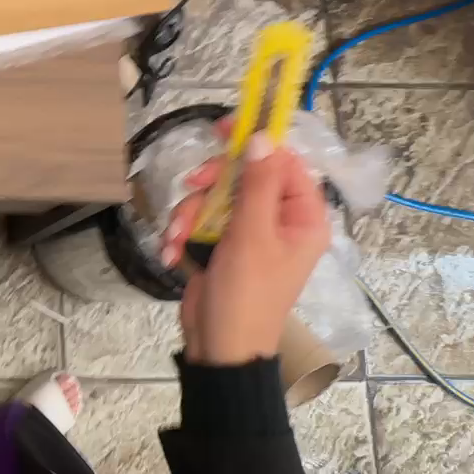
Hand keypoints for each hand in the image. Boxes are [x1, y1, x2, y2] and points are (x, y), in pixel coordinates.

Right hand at [161, 134, 331, 364]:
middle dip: (211, 184)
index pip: (284, 163)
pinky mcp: (221, 245)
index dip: (256, 142)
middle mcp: (278, 220)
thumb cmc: (246, 294)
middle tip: (193, 186)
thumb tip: (262, 137)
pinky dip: (182, 233)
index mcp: (302, 217)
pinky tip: (171, 251)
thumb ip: (255, 184)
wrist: (221, 346)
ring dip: (189, 214)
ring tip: (177, 238)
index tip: (223, 127)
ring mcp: (248, 233)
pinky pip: (199, 221)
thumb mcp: (251, 236)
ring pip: (214, 197)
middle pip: (243, 175)